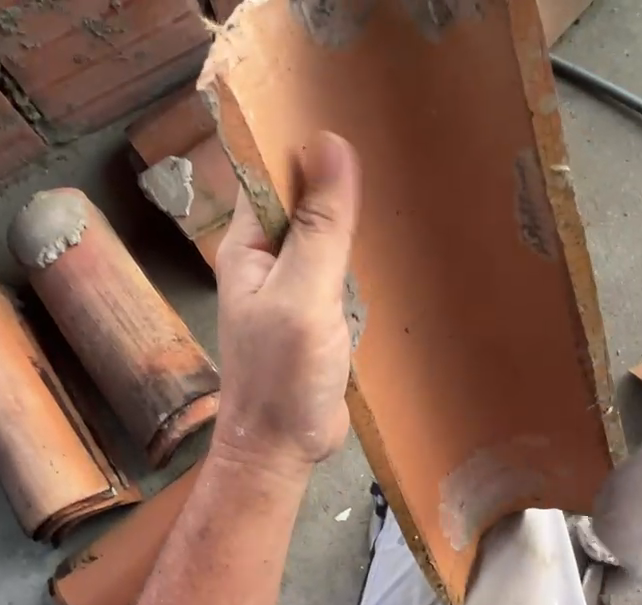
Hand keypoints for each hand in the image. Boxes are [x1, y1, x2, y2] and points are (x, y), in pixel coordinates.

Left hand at [211, 132, 361, 473]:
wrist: (282, 450)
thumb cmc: (283, 379)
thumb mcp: (304, 296)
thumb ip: (320, 227)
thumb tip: (331, 144)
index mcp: (247, 246)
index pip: (272, 175)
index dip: (305, 146)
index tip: (350, 117)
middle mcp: (266, 261)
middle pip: (303, 204)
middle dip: (338, 184)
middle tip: (387, 155)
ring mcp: (291, 291)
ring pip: (325, 240)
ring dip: (353, 226)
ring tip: (394, 197)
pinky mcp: (315, 318)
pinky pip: (338, 276)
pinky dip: (358, 266)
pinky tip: (384, 256)